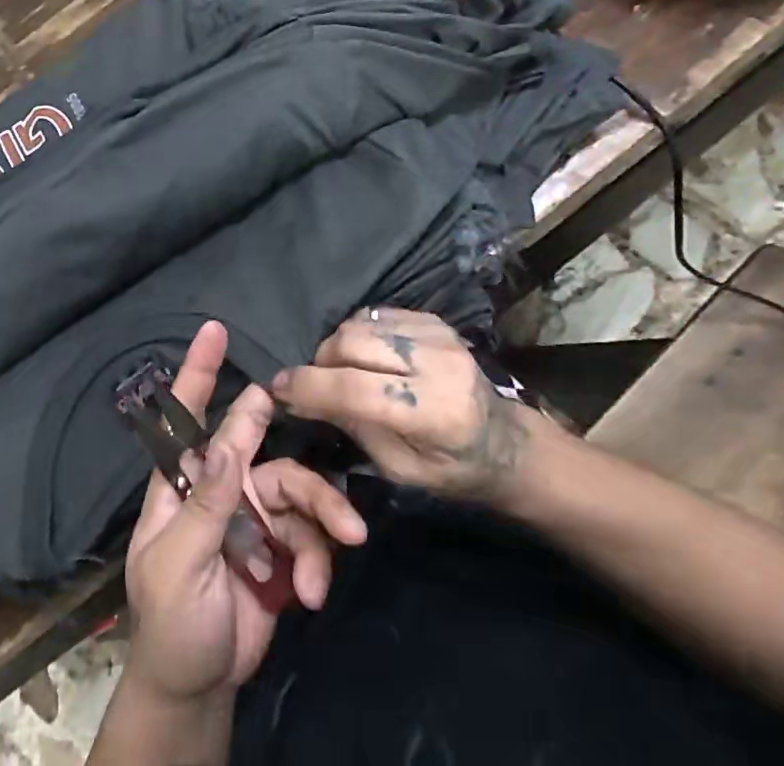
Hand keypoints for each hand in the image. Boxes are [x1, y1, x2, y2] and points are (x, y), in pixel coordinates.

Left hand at [123, 320, 367, 700]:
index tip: (215, 330)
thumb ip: (208, 505)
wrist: (200, 684)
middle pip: (261, 450)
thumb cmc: (171, 622)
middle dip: (294, 463)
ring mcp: (253, 516)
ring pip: (299, 492)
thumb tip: (227, 446)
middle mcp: (219, 488)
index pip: (186, 418)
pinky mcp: (281, 547)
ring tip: (334, 558)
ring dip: (322, 524)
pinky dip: (318, 562)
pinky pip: (311, 536)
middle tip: (321, 482)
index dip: (199, 373)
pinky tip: (310, 594)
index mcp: (181, 485)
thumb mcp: (179, 564)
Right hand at [271, 307, 549, 501]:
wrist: (506, 442)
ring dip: (337, 348)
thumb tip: (298, 398)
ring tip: (341, 372)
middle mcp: (439, 365)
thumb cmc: (450, 468)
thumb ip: (350, 425)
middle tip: (316, 386)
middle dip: (320, 364)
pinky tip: (365, 357)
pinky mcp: (435, 321)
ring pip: (358, 325)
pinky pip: (374, 316)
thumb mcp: (397, 467)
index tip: (277, 389)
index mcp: (434, 413)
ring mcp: (440, 337)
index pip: (353, 389)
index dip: (306, 386)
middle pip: (350, 344)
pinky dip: (357, 335)